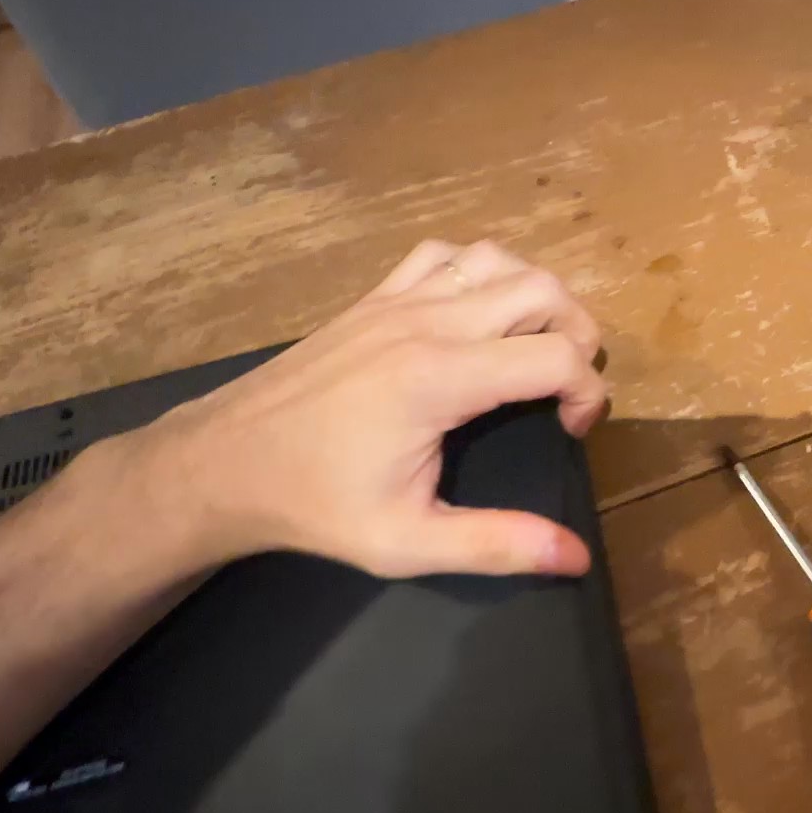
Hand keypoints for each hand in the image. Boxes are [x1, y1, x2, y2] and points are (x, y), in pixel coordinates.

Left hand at [112, 238, 607, 577]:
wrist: (222, 464)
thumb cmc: (318, 506)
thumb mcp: (409, 543)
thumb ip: (498, 545)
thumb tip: (576, 557)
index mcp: (439, 379)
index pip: (556, 357)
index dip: (589, 392)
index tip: (572, 431)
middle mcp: (426, 323)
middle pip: (543, 290)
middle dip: (580, 336)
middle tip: (568, 387)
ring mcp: (397, 301)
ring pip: (501, 260)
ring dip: (538, 297)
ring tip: (537, 346)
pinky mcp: (375, 298)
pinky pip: (447, 254)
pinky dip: (483, 272)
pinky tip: (480, 314)